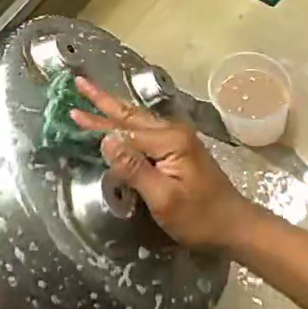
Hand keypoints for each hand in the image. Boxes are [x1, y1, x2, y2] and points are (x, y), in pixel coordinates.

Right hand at [69, 76, 259, 248]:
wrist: (235, 225)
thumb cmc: (200, 217)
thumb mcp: (164, 198)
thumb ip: (134, 168)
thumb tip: (106, 140)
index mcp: (170, 141)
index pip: (124, 130)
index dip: (96, 123)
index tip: (72, 113)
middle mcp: (173, 132)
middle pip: (130, 115)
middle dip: (103, 100)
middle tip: (80, 83)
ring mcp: (177, 139)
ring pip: (138, 119)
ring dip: (113, 108)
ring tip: (93, 94)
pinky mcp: (178, 149)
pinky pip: (145, 130)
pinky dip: (126, 122)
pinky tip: (119, 120)